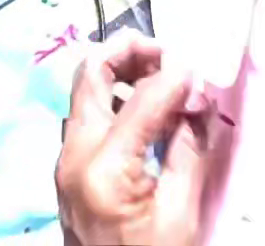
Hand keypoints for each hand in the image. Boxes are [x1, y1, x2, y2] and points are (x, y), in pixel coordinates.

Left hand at [56, 31, 207, 245]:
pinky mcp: (69, 164)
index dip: (174, 78)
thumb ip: (188, 146)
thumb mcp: (181, 213)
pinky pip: (88, 110)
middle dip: (129, 51)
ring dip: (120, 67)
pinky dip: (114, 92)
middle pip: (92, 70)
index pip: (142, 97)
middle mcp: (74, 152)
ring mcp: (66, 157)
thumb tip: (196, 95)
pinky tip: (146, 103)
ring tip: (159, 74)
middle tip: (165, 53)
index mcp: (103, 168)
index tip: (198, 73)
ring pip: (85, 84)